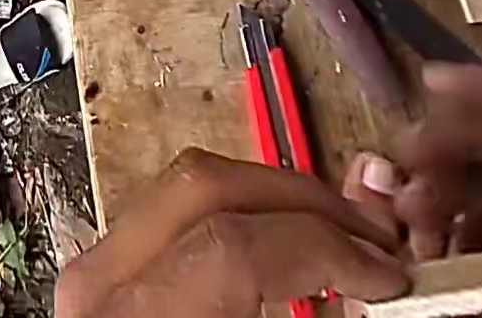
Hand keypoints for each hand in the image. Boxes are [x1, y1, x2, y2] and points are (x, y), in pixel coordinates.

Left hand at [54, 149, 408, 317]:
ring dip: (265, 200)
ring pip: (183, 188)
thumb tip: (370, 294)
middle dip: (296, 198)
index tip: (388, 273)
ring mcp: (93, 267)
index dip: (320, 246)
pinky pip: (171, 216)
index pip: (231, 246)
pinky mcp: (99, 268)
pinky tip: (276, 244)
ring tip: (331, 234)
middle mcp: (102, 281)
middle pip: (200, 187)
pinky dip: (232, 217)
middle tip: (367, 235)